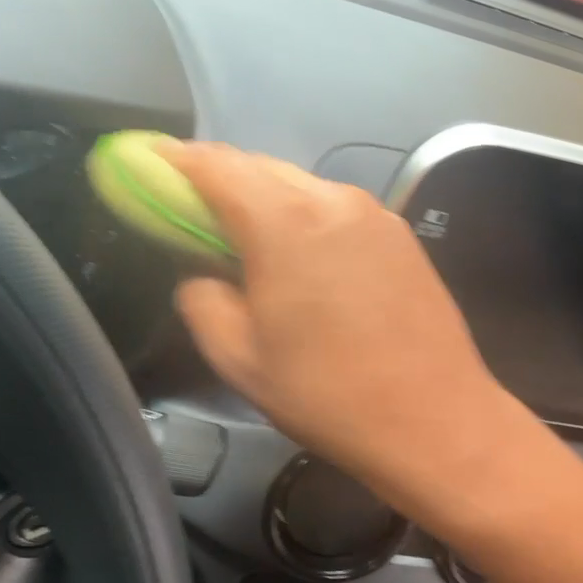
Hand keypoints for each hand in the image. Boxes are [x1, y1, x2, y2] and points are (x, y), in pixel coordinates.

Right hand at [162, 142, 533, 511]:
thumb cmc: (327, 395)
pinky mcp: (401, 237)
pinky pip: (336, 212)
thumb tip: (202, 276)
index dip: (173, 161)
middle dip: (219, 183)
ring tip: (247, 247)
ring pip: (302, 188)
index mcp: (285, 222)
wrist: (434, 421)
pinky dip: (305, 221)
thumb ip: (202, 300)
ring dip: (265, 203)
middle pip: (260, 168)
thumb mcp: (239, 359)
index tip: (147, 164)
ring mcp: (375, 215)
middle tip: (192, 217)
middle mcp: (333, 199)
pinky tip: (302, 264)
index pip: (215, 165)